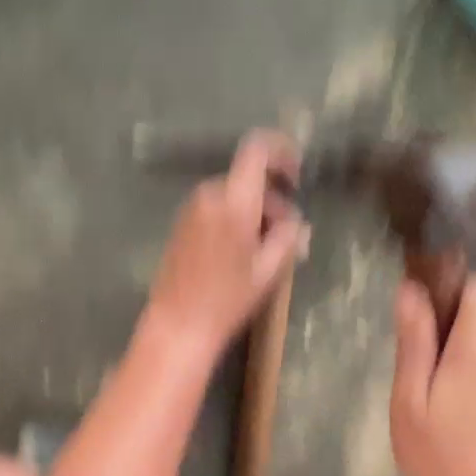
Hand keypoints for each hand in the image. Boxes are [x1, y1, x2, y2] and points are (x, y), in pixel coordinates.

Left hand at [145, 130, 309, 349]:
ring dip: (252, 215)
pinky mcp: (180, 227)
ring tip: (264, 253)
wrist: (178, 325)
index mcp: (233, 200)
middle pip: (247, 180)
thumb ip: (287, 238)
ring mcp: (190, 211)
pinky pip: (215, 211)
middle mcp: (208, 196)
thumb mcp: (268, 271)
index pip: (258, 150)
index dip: (282, 152)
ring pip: (231, 198)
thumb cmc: (227, 300)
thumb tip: (296, 223)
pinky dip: (233, 222)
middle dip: (271, 201)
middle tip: (288, 237)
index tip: (296, 175)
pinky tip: (239, 257)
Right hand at [389, 276, 475, 475]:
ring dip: (455, 355)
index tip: (422, 305)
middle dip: (446, 328)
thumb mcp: (409, 401)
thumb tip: (410, 289)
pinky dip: (469, 373)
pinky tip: (452, 411)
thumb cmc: (439, 455)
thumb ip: (413, 343)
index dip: (452, 283)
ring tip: (430, 397)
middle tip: (415, 373)